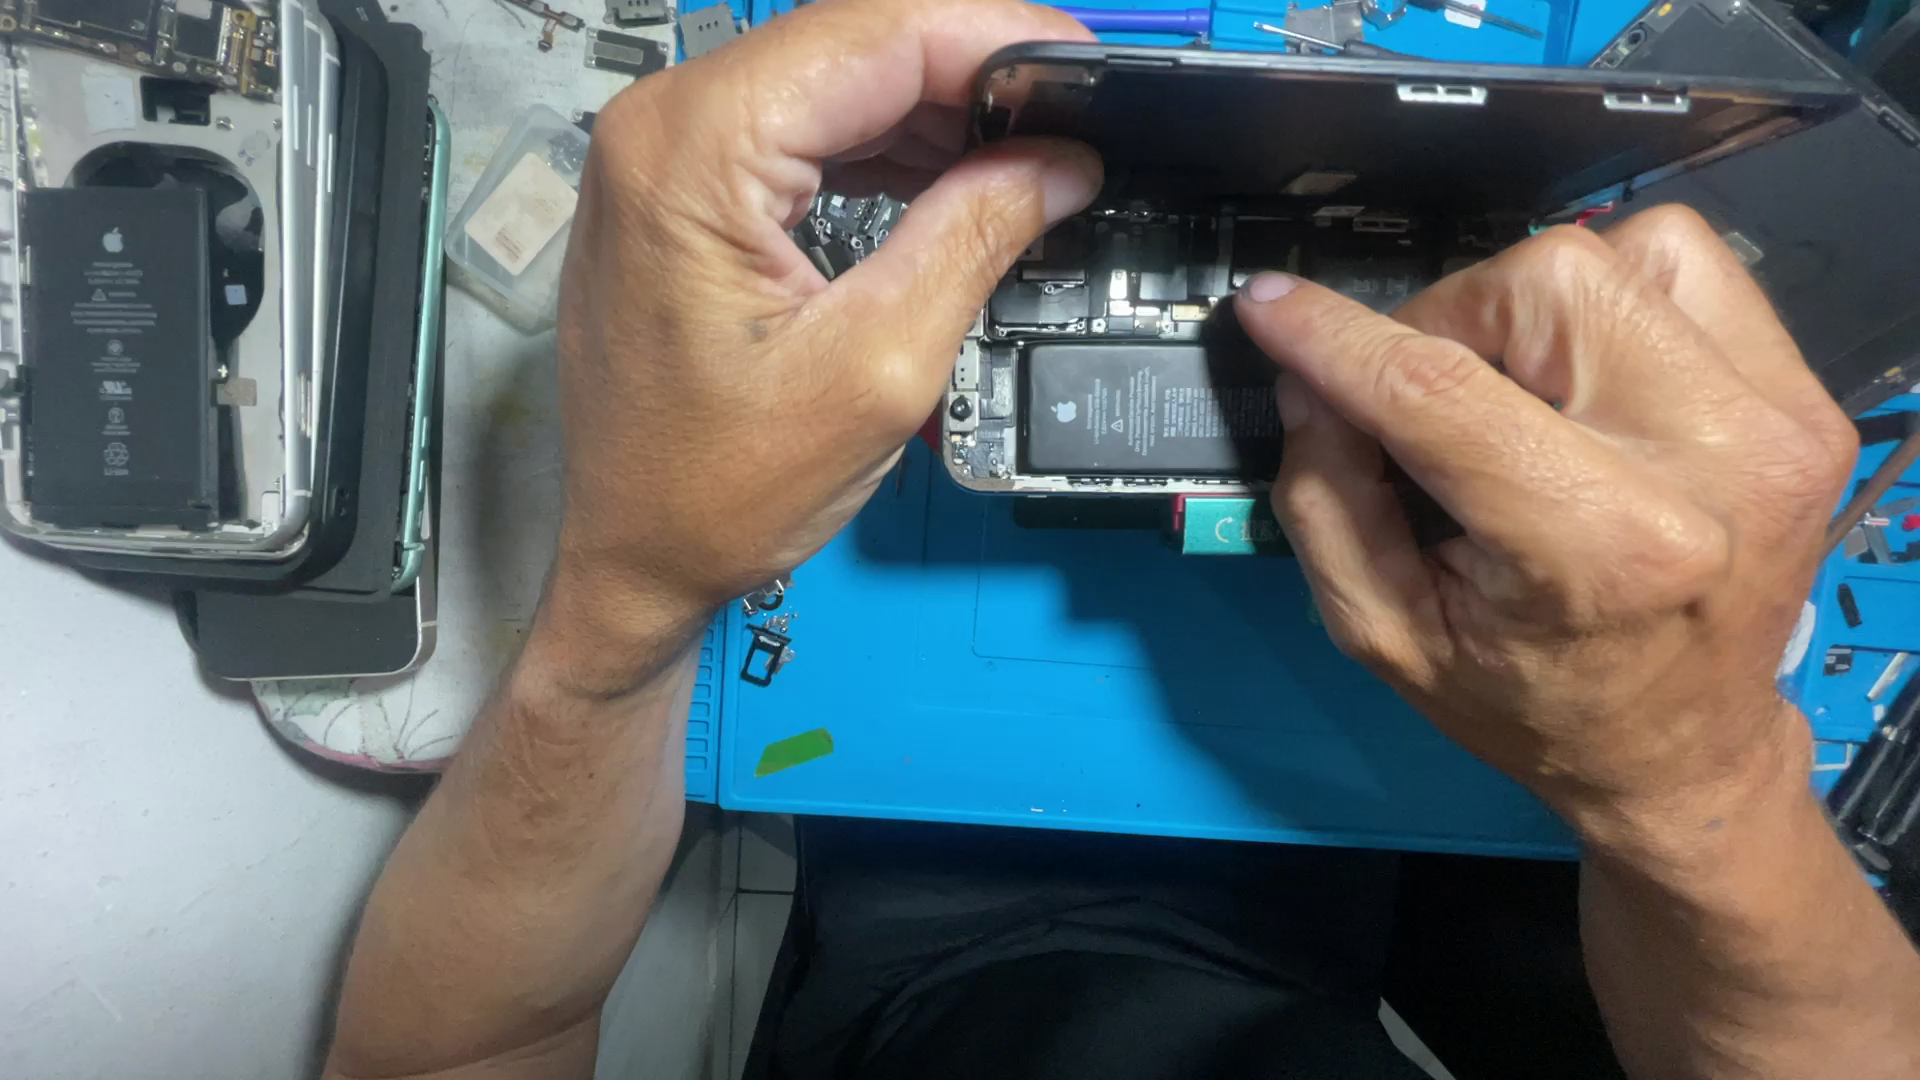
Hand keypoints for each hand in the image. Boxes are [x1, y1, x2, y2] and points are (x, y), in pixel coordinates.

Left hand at [543, 0, 1100, 684]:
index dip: (995, 37)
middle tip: (1065, 123)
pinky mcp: (681, 207)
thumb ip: (971, 242)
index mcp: (696, 153)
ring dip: (930, 120)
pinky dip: (879, 159)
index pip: (875, 37)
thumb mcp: (877, 370)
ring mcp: (665, 166)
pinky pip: (798, 148)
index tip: (1083, 68)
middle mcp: (664, 131)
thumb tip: (1057, 164)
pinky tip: (942, 185)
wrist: (639, 556)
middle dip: (969, 79)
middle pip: (849, 51)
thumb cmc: (730, 490)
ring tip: (1022, 159)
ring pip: (827, 95)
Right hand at [1233, 207, 1857, 844]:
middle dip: (1431, 325)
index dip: (1333, 339)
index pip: (1436, 392)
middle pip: (1535, 286)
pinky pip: (1675, 263)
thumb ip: (1322, 503)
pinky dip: (1585, 295)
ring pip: (1606, 254)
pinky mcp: (1803, 391)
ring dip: (1504, 309)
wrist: (1676, 748)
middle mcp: (1711, 457)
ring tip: (1484, 390)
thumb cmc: (1511, 701)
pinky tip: (1557, 369)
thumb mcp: (1374, 628)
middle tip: (1402, 401)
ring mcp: (1778, 413)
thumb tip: (1306, 384)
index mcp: (1593, 546)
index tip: (1264, 306)